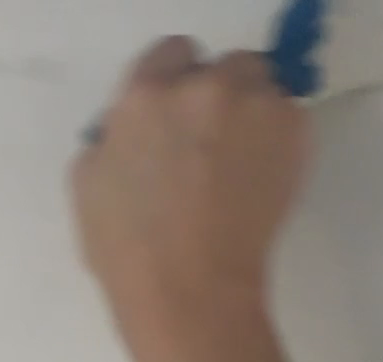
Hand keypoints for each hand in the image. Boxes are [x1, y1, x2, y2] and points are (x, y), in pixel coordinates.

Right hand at [73, 37, 311, 326]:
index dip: (166, 85)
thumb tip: (126, 130)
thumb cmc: (124, 249)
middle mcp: (202, 86)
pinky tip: (247, 181)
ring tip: (227, 164)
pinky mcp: (295, 125)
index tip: (166, 120)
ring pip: (257, 84)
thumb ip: (109, 142)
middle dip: (209, 98)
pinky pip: (283, 115)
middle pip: (218, 66)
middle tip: (197, 148)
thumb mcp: (87, 191)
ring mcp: (256, 102)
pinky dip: (268, 139)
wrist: (187, 287)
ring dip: (244, 110)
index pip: (167, 54)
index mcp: (141, 99)